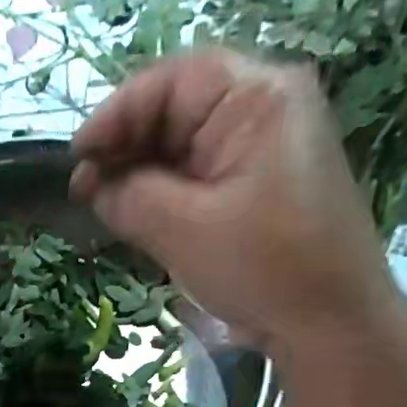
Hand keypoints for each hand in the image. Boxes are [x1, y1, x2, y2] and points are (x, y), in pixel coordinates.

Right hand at [70, 52, 400, 344]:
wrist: (329, 325)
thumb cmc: (263, 268)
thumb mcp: (184, 230)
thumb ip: (129, 197)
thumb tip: (93, 186)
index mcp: (259, 99)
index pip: (172, 81)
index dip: (117, 114)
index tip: (78, 158)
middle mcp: (265, 111)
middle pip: (177, 111)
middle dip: (126, 148)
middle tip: (84, 191)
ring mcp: (263, 151)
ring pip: (183, 148)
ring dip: (140, 176)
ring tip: (103, 209)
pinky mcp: (259, 188)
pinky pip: (199, 178)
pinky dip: (163, 195)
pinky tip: (136, 219)